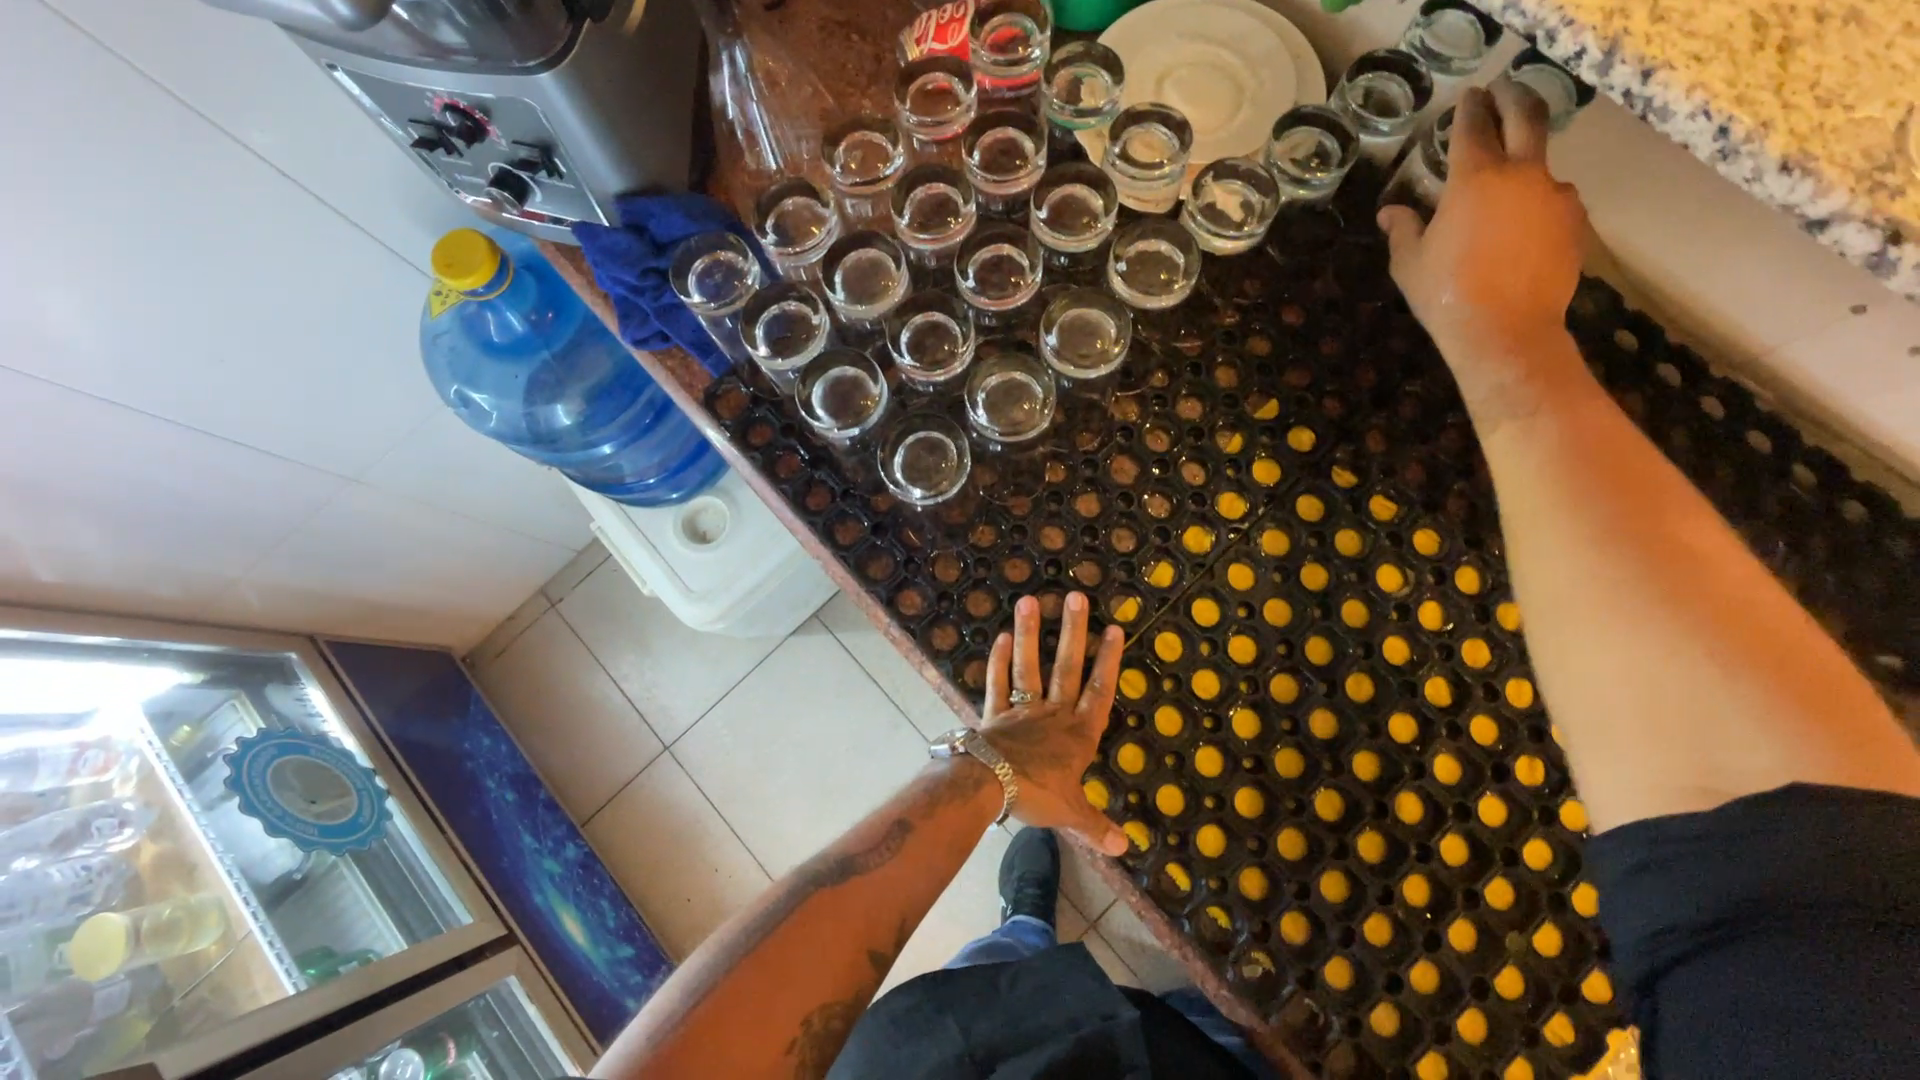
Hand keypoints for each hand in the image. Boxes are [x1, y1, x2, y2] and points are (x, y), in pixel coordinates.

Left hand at [978, 593, 1128, 855]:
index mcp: (1078, 735)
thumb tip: (1125, 847)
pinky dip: (996, 663)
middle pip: (1066, 668)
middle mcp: (1053, 715)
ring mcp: (1021, 711)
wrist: (989, 787)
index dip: (1109, 662)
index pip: (1099, 692)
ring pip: (1028, 667)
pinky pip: (996, 685)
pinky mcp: (994, 715)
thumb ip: (1096, 826)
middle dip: (1074, 633)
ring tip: (1029, 600)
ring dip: (1029, 635)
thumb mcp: (1071, 814)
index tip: (1115, 629)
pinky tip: (997, 638)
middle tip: (1077, 597)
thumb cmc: (1036, 796)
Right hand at [1377, 81, 1588, 416]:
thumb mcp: (1409, 264)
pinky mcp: (1576, 223)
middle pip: (1527, 118)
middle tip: (1505, 90)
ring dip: (1526, 166)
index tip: (1468, 96)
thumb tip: (1391, 213)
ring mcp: (1556, 197)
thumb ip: (1403, 230)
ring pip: (1542, 167)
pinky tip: (1524, 227)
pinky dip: (1539, 204)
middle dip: (1514, 98)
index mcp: (1475, 179)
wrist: (1505, 332)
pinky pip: (1555, 203)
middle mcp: (1522, 175)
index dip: (1469, 108)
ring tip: (1509, 183)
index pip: (1473, 127)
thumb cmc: (1446, 295)